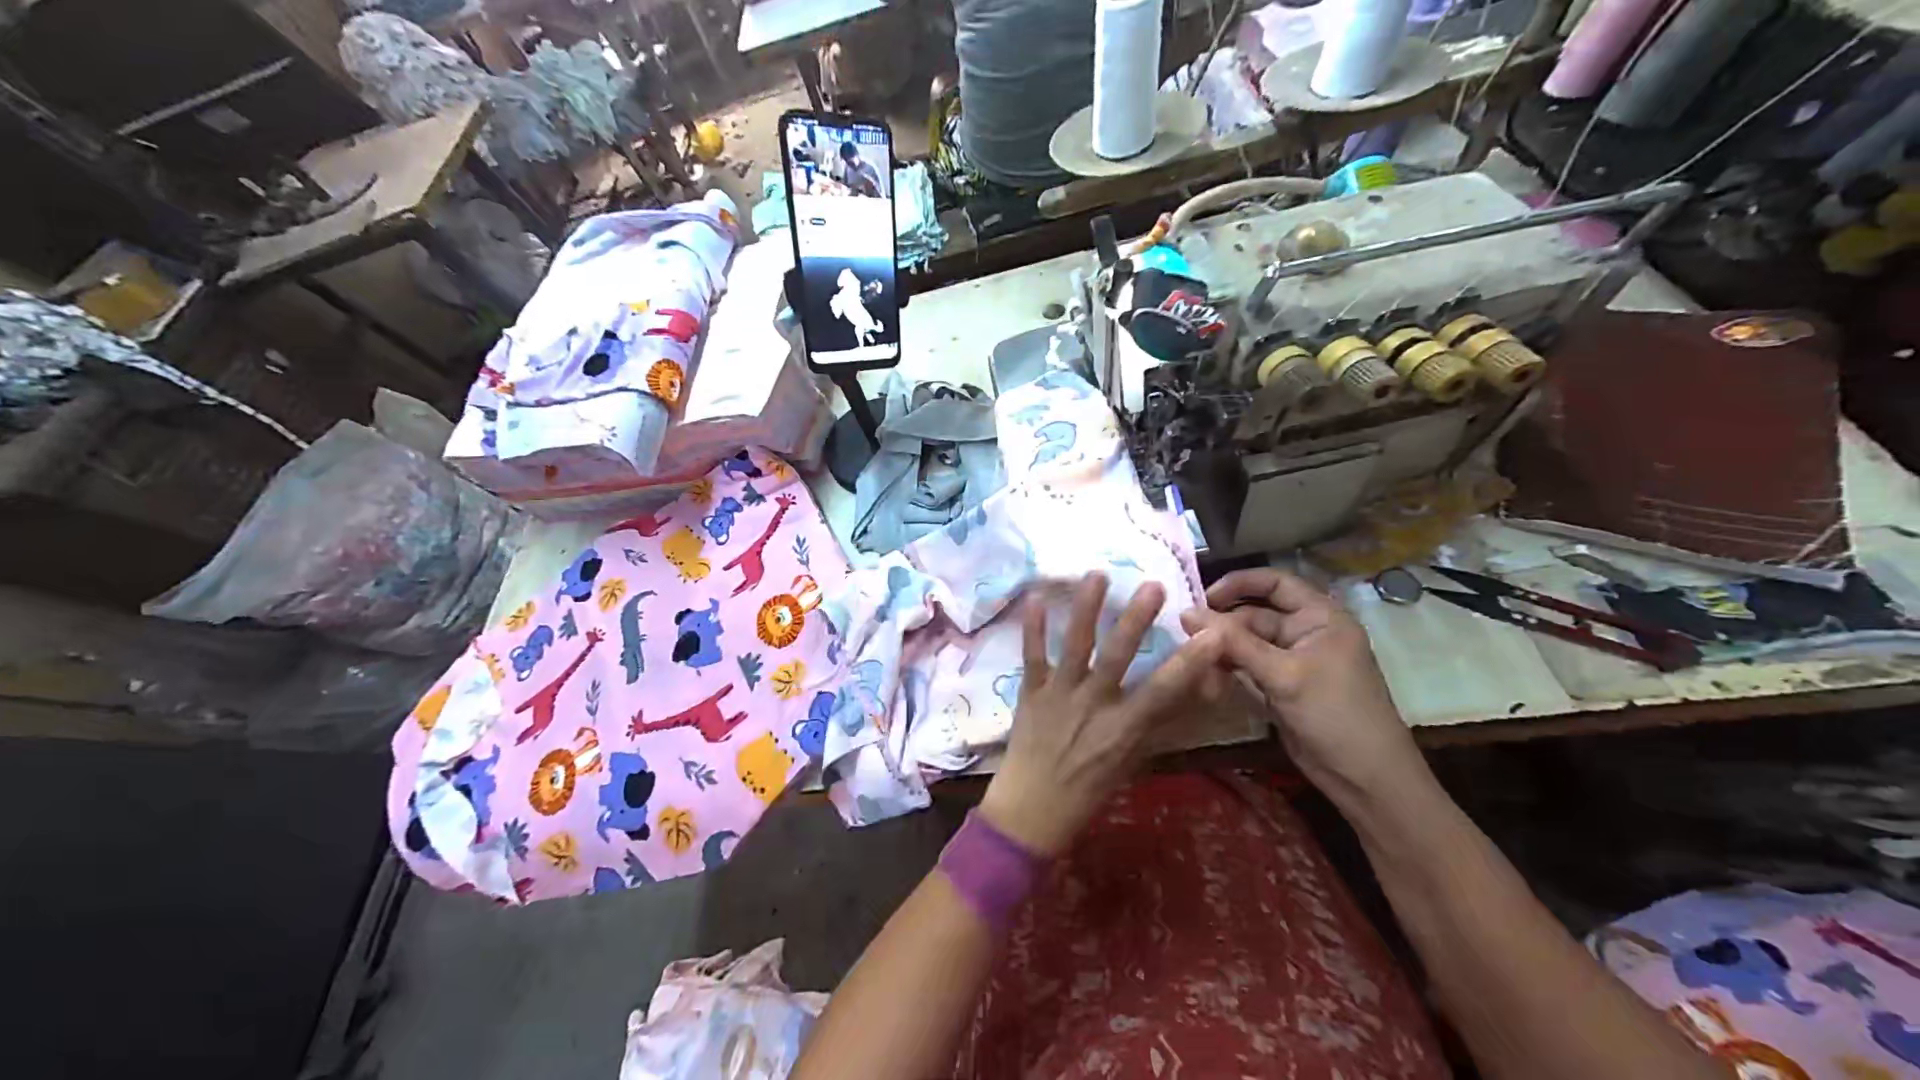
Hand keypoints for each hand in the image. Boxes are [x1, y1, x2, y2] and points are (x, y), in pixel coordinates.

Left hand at [979, 573, 1225, 855]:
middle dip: (1136, 620)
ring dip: (1087, 609)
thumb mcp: (1131, 763)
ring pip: (1075, 646)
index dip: (1191, 662)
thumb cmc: (1088, 791)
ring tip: (1097, 574)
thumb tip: (1187, 696)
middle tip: (1153, 586)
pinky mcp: (1031, 692)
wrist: (1031, 810)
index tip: (1213, 632)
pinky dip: (1034, 628)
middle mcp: (1093, 705)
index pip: (1163, 690)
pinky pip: (1032, 656)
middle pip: (1116, 657)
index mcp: (1123, 728)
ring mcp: (1059, 695)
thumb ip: (1155, 726)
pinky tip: (1037, 598)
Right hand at [1181, 569, 1424, 807]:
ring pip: (1247, 643)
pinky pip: (1247, 667)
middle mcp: (1305, 632)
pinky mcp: (1280, 686)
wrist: (1365, 778)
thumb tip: (1186, 613)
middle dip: (1222, 622)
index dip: (1238, 583)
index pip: (1275, 583)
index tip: (1201, 596)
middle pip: (1254, 614)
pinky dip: (1227, 669)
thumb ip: (1234, 643)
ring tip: (1187, 653)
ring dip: (1221, 648)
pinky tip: (1202, 674)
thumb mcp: (1283, 674)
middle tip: (1183, 632)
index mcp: (1320, 617)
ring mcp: (1292, 661)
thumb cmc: (1334, 714)